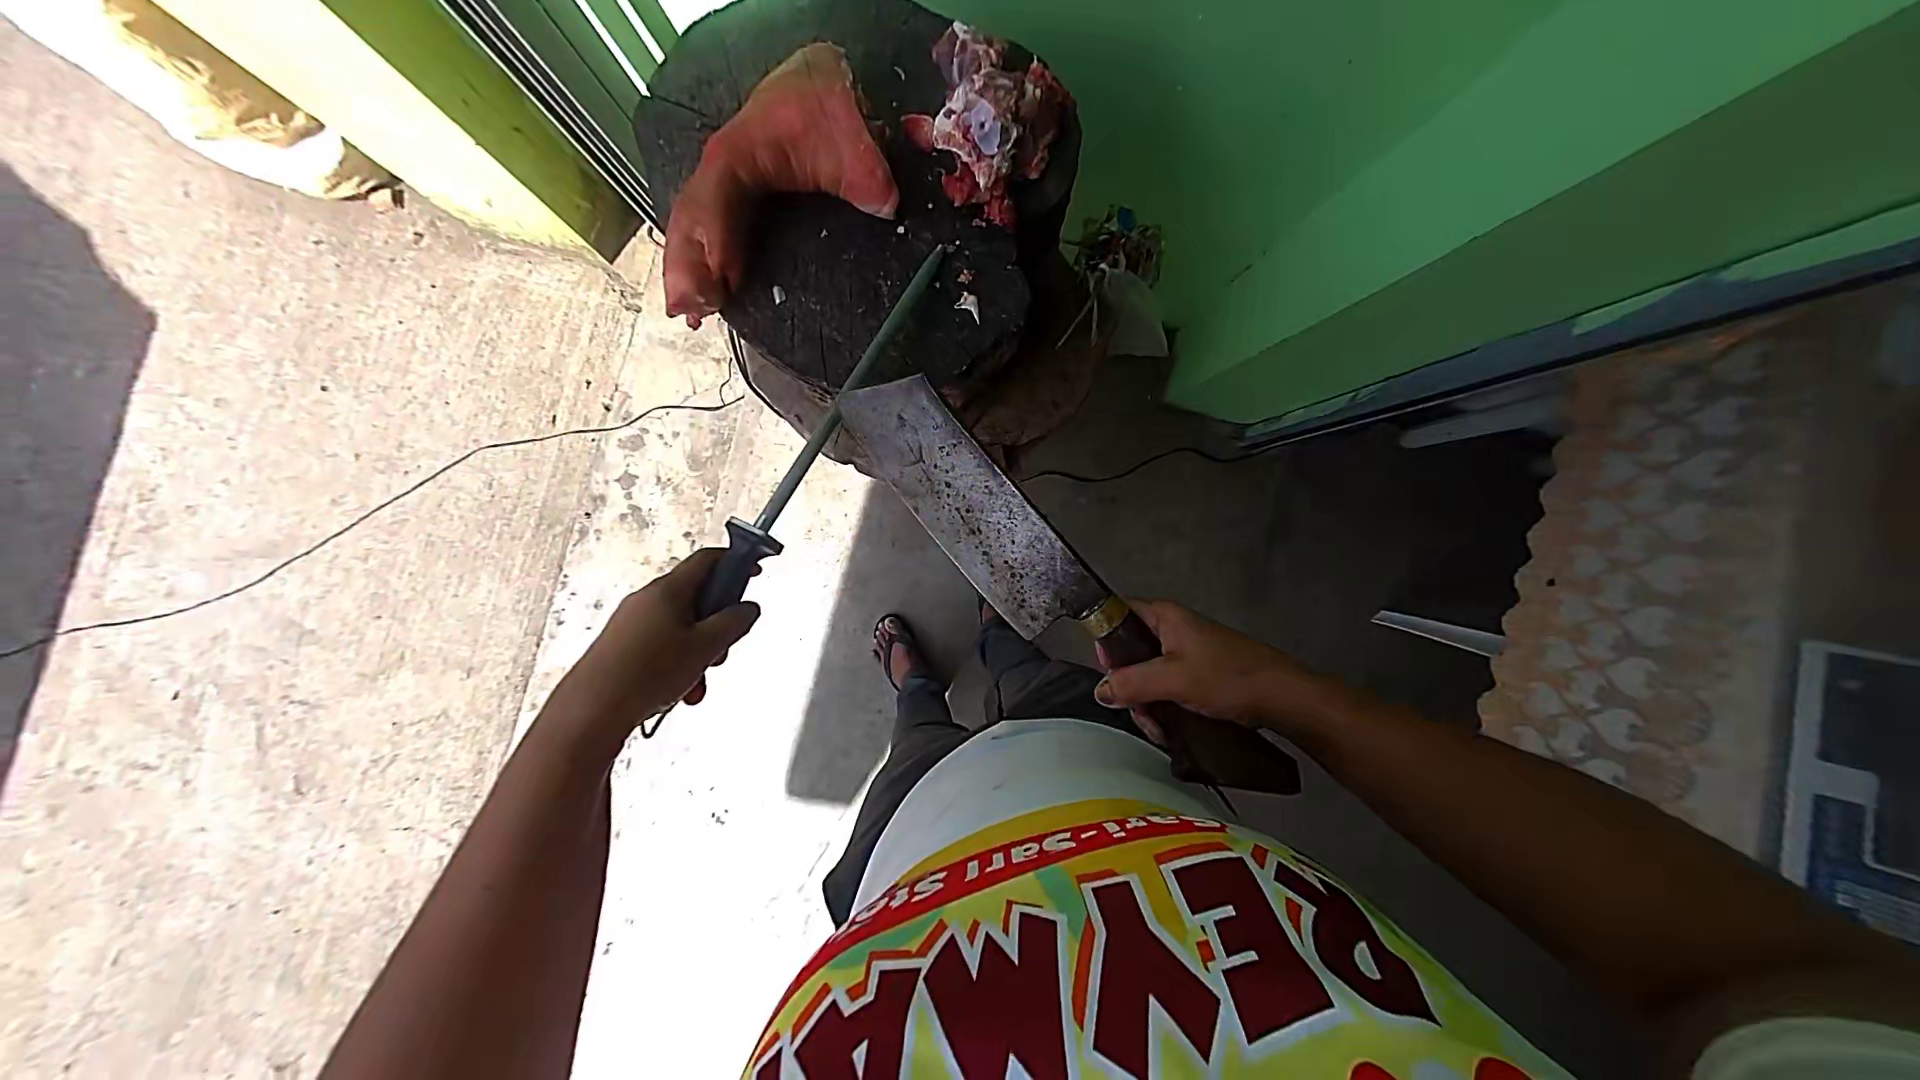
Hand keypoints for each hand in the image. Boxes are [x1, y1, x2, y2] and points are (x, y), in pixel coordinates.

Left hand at [543, 549, 760, 737]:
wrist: (592, 712)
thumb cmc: (643, 675)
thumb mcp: (706, 646)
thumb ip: (734, 622)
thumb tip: (747, 609)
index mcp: (667, 591)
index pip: (707, 560)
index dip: (735, 562)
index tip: (752, 570)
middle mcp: (647, 601)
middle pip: (697, 598)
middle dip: (718, 623)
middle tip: (725, 644)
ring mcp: (632, 624)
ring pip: (682, 627)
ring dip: (700, 650)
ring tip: (699, 678)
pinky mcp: (623, 647)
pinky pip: (663, 646)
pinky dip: (679, 664)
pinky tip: (681, 690)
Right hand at [1092, 600, 1346, 733]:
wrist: (1281, 698)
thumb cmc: (1231, 677)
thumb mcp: (1172, 679)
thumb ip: (1131, 683)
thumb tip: (1102, 691)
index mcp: (1164, 616)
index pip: (1118, 613)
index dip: (1107, 639)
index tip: (1110, 669)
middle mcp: (1172, 630)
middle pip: (1129, 652)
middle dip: (1128, 684)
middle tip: (1138, 706)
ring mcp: (1185, 653)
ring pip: (1146, 674)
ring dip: (1146, 702)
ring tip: (1158, 724)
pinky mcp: (1196, 675)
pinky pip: (1165, 687)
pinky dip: (1163, 707)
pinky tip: (1169, 726)